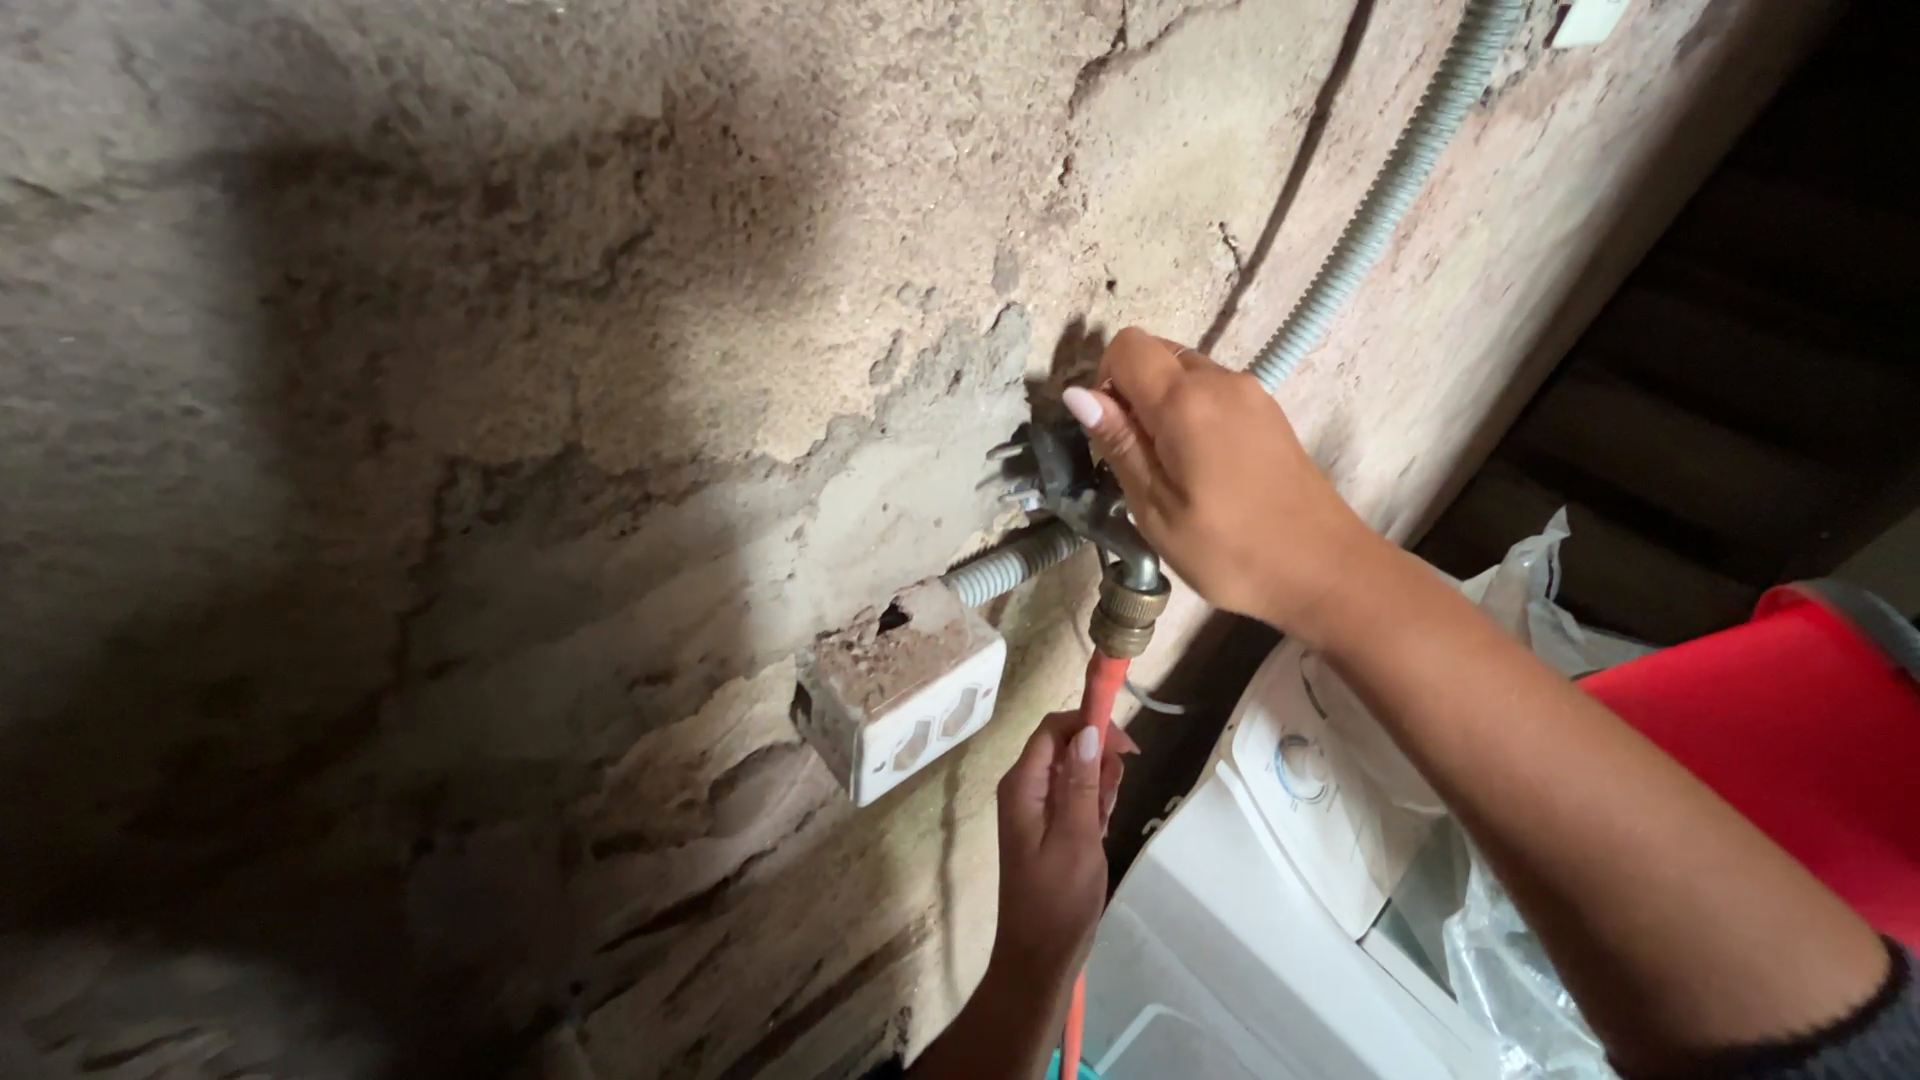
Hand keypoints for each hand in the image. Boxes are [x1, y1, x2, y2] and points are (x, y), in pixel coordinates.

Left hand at [990, 711, 1135, 987]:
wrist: (1039, 956)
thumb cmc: (1058, 900)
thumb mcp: (1077, 837)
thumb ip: (1082, 782)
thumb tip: (1089, 730)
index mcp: (1022, 784)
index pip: (1053, 729)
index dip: (1088, 724)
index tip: (1127, 745)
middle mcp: (1023, 787)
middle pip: (1065, 745)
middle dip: (1097, 760)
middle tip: (1113, 796)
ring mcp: (1033, 807)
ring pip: (1073, 770)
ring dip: (1097, 786)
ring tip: (1104, 822)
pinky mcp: (1046, 825)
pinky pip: (1073, 796)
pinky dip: (1092, 805)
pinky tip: (1100, 831)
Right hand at [1061, 327, 1385, 639]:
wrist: (1324, 569)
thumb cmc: (1230, 550)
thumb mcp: (1156, 509)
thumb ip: (1119, 444)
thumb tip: (1077, 394)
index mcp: (1186, 402)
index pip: (1127, 346)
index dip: (1104, 381)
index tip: (1112, 435)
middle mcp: (1221, 380)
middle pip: (1157, 352)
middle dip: (1132, 392)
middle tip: (1138, 457)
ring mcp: (1251, 392)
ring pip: (1185, 372)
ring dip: (1162, 405)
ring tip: (1171, 468)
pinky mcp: (1268, 410)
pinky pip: (1213, 391)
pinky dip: (1192, 413)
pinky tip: (1202, 467)